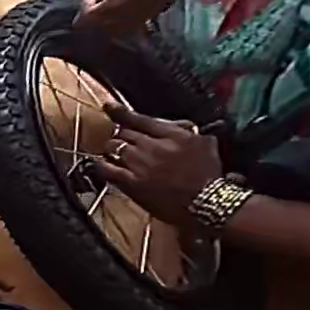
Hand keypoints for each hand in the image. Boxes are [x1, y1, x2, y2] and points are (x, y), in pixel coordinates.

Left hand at [93, 105, 223, 226]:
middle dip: (122, 136)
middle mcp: (155, 147)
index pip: (141, 119)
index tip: (108, 106)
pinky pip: (105, 167)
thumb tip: (168, 124)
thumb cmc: (208, 175)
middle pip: (123, 133)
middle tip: (125, 143)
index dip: (120, 112)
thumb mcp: (204, 145)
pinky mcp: (130, 181)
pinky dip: (101, 165)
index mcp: (176, 136)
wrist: (206, 203)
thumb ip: (183, 131)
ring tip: (119, 156)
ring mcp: (140, 164)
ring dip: (112, 150)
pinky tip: (104, 166)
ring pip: (112, 147)